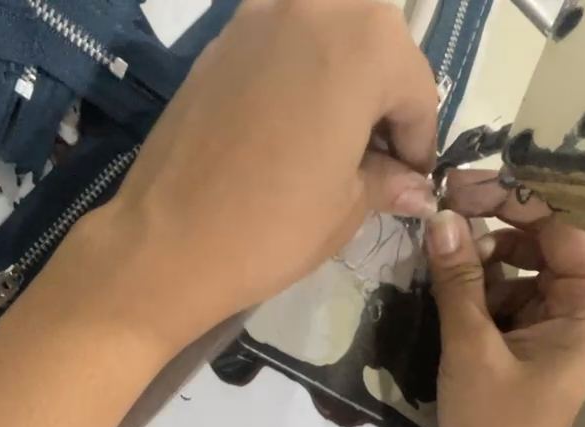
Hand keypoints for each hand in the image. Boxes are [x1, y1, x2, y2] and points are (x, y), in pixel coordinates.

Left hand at [94, 0, 439, 346]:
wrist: (166, 244)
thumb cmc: (271, 228)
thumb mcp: (344, 208)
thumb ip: (386, 180)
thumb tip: (414, 186)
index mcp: (366, 40)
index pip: (416, 87)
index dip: (418, 142)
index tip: (411, 182)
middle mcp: (315, 5)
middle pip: (372, 48)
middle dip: (380, 102)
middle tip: (371, 162)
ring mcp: (257, 16)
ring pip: (323, 40)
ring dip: (338, 84)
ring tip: (327, 147)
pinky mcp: (217, 44)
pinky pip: (276, 51)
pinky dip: (293, 81)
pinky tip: (283, 134)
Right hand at [428, 174, 584, 426]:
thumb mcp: (471, 348)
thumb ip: (459, 279)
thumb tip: (439, 217)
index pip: (563, 225)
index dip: (515, 198)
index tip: (462, 185)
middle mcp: (584, 307)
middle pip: (543, 240)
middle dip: (495, 224)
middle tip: (442, 212)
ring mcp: (556, 325)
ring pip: (520, 266)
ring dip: (481, 256)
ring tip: (438, 255)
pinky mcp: (529, 342)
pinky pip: (507, 295)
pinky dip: (478, 286)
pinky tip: (447, 285)